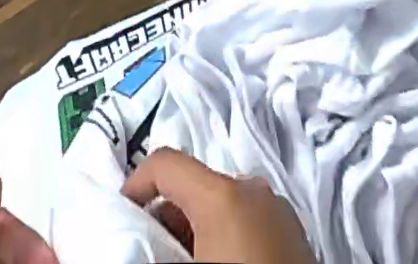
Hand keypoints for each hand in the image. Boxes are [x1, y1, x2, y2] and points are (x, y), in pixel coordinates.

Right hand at [121, 149, 313, 263]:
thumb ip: (152, 252)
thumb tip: (134, 249)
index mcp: (223, 194)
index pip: (165, 163)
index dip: (135, 185)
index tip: (121, 218)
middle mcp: (253, 190)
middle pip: (194, 184)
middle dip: (166, 213)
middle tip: (149, 250)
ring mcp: (279, 211)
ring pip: (220, 202)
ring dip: (194, 227)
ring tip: (182, 262)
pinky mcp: (296, 237)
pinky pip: (246, 219)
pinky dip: (223, 235)